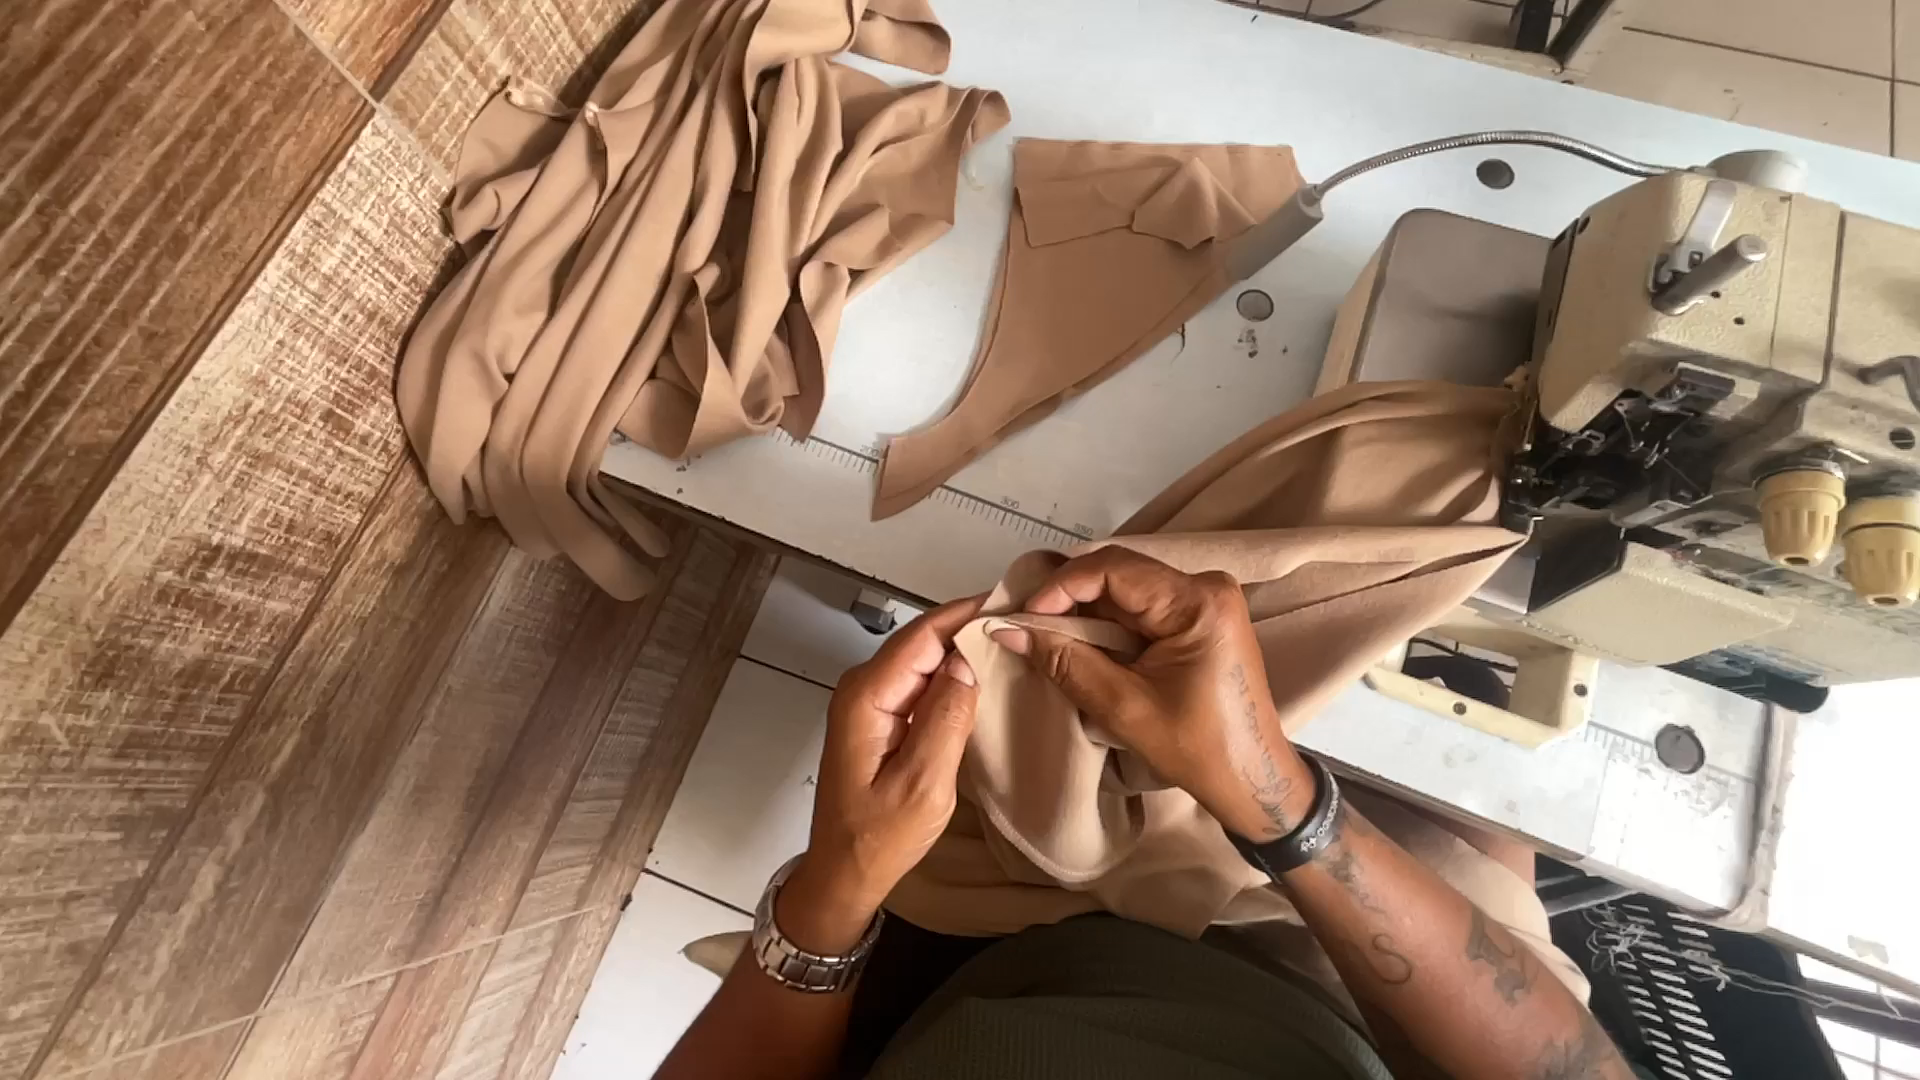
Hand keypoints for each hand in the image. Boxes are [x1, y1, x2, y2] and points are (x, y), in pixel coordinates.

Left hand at [780, 595, 984, 953]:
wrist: (843, 873)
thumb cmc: (879, 837)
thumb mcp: (922, 784)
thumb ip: (946, 718)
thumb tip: (969, 661)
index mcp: (867, 696)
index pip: (922, 636)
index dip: (965, 614)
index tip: (1010, 599)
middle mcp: (863, 686)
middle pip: (921, 639)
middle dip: (967, 623)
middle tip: (1019, 615)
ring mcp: (870, 699)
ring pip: (922, 656)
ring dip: (961, 645)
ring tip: (1008, 635)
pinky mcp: (880, 713)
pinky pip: (919, 678)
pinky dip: (950, 670)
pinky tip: (980, 671)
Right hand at [990, 547, 1313, 841]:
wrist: (1252, 778)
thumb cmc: (1197, 748)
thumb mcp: (1122, 707)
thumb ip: (1064, 661)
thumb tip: (1006, 630)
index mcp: (1197, 602)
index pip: (1112, 568)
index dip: (1059, 586)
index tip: (1023, 616)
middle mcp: (1204, 585)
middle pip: (1116, 572)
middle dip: (1065, 597)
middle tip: (1024, 623)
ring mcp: (1202, 597)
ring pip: (1122, 587)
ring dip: (1081, 610)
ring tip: (1042, 633)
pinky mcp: (1195, 613)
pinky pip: (1137, 603)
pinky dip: (1103, 621)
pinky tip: (1076, 640)